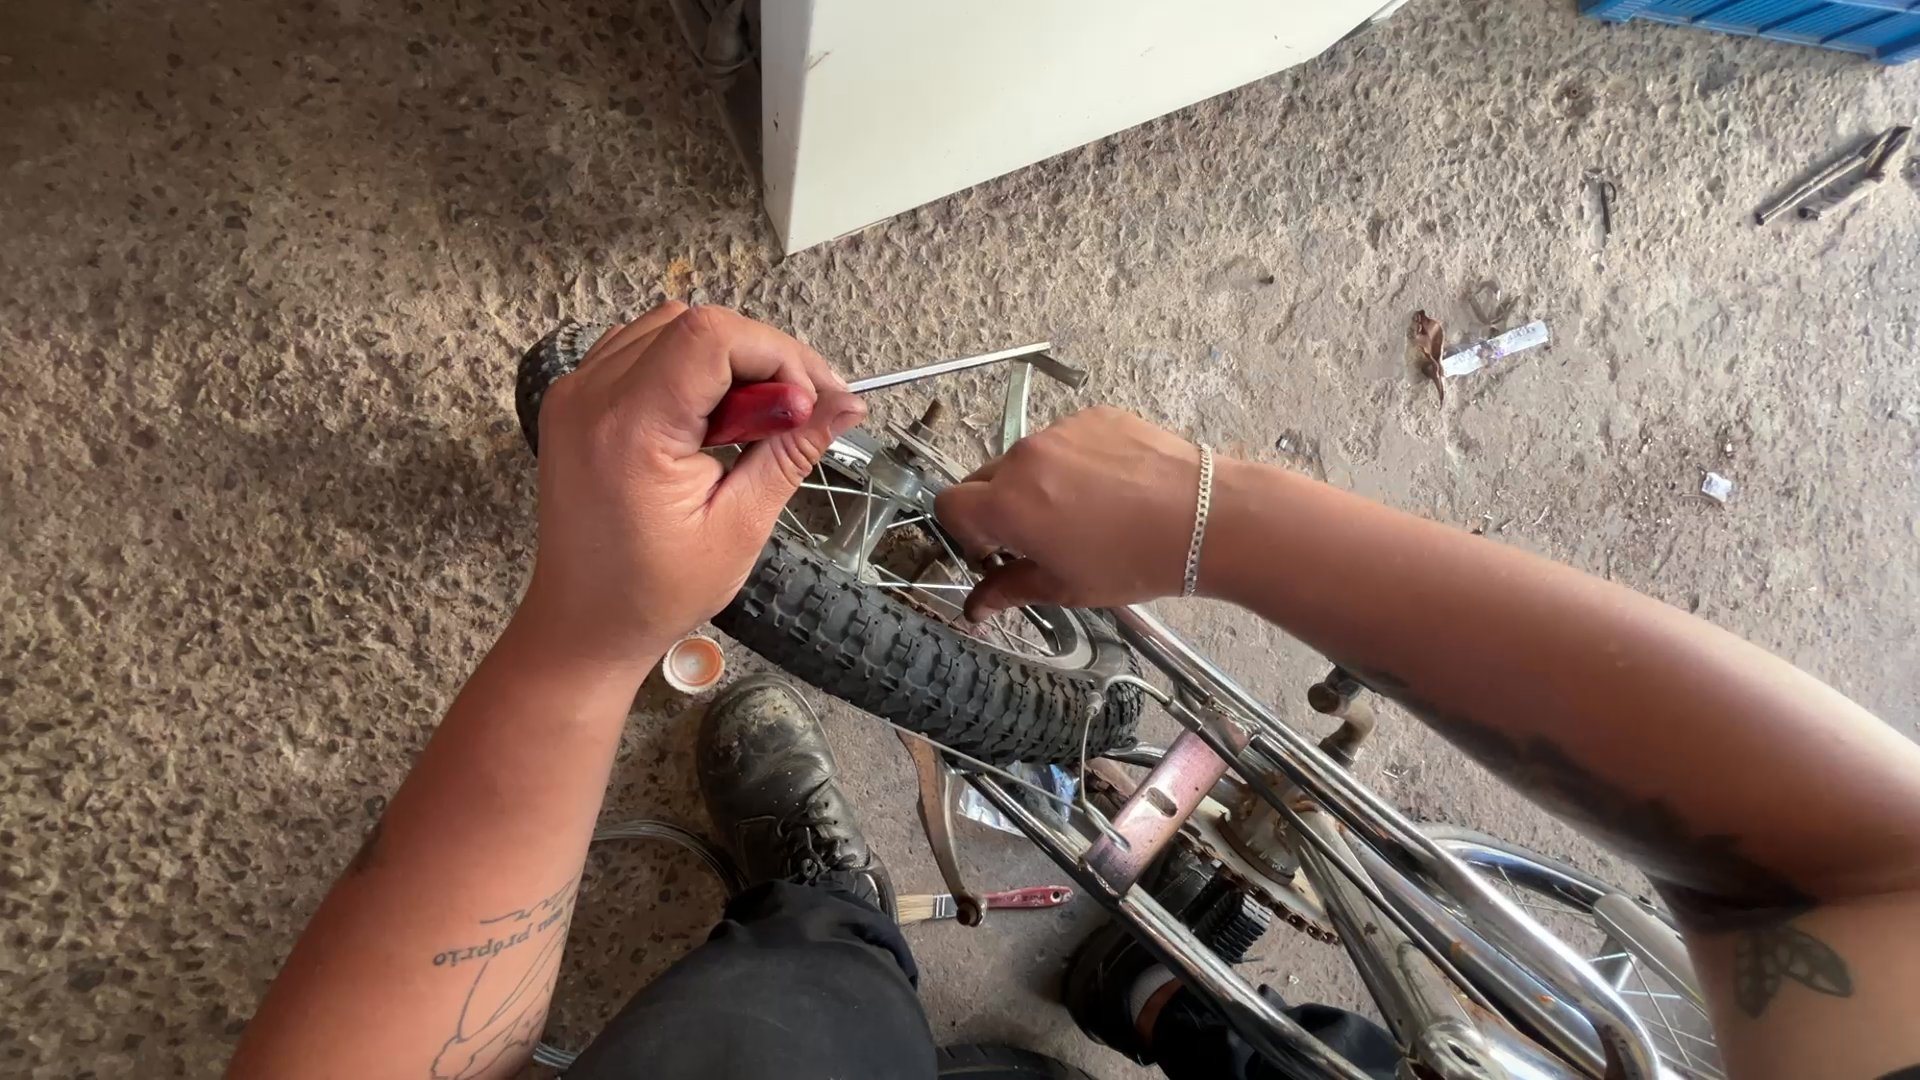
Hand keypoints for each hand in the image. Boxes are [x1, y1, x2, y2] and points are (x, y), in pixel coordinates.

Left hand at [518, 303, 865, 663]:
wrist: (585, 621)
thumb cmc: (656, 591)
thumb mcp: (741, 525)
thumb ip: (792, 453)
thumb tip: (846, 406)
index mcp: (630, 430)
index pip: (711, 337)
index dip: (778, 356)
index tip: (812, 404)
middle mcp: (592, 397)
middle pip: (696, 324)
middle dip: (764, 359)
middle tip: (801, 413)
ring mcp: (577, 394)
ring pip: (673, 327)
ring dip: (730, 363)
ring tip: (756, 421)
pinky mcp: (580, 402)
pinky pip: (646, 351)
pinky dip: (694, 370)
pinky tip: (716, 417)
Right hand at [934, 406, 1201, 619]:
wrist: (1205, 518)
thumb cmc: (1133, 561)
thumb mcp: (1065, 586)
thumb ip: (1009, 590)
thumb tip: (974, 609)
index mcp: (1007, 504)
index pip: (948, 505)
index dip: (962, 533)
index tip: (993, 551)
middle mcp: (1024, 458)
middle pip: (983, 480)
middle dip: (996, 510)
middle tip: (1036, 538)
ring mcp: (1059, 432)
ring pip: (1024, 461)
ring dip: (1034, 486)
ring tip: (1081, 513)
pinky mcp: (1093, 416)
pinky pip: (1062, 441)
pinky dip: (1070, 464)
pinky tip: (1108, 489)